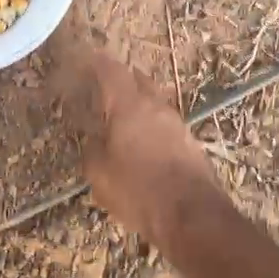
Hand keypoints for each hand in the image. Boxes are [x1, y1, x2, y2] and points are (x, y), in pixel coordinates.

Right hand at [51, 18, 217, 245]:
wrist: (194, 218)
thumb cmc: (139, 191)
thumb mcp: (99, 174)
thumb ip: (92, 149)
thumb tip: (93, 139)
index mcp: (129, 106)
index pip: (110, 70)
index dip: (96, 61)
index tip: (84, 58)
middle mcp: (156, 107)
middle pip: (138, 79)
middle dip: (120, 78)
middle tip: (102, 86)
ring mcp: (178, 125)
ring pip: (154, 102)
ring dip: (138, 102)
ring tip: (121, 117)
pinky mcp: (191, 145)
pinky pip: (165, 124)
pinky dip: (150, 124)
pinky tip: (142, 143)